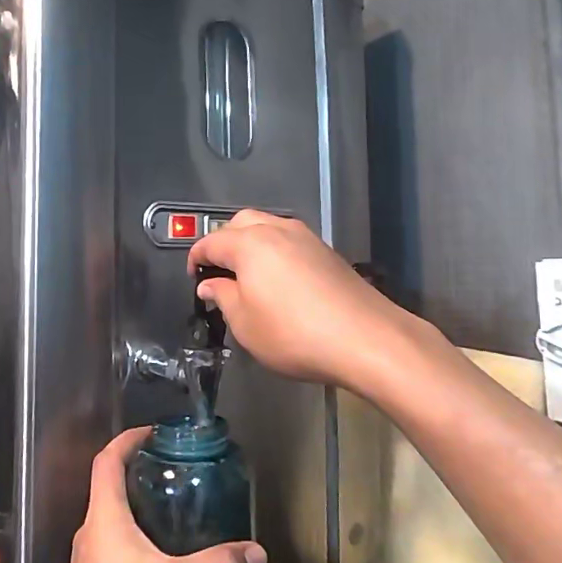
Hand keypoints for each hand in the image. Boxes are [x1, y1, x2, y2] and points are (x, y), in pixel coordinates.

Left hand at [35, 429, 266, 562]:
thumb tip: (255, 552)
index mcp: (103, 519)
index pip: (106, 461)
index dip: (126, 440)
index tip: (152, 432)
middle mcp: (90, 533)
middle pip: (109, 487)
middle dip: (140, 473)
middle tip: (177, 471)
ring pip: (113, 520)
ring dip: (140, 508)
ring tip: (179, 512)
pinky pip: (116, 548)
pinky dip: (139, 539)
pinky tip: (167, 561)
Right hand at [188, 210, 422, 389]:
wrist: (367, 340)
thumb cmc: (293, 334)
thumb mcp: (244, 323)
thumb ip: (223, 296)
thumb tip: (211, 284)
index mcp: (249, 243)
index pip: (211, 241)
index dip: (196, 258)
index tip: (194, 278)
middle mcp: (277, 230)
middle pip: (240, 222)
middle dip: (224, 241)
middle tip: (219, 271)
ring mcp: (307, 238)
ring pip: (268, 226)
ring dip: (251, 242)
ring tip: (247, 273)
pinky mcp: (328, 252)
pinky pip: (289, 240)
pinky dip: (275, 250)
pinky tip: (278, 279)